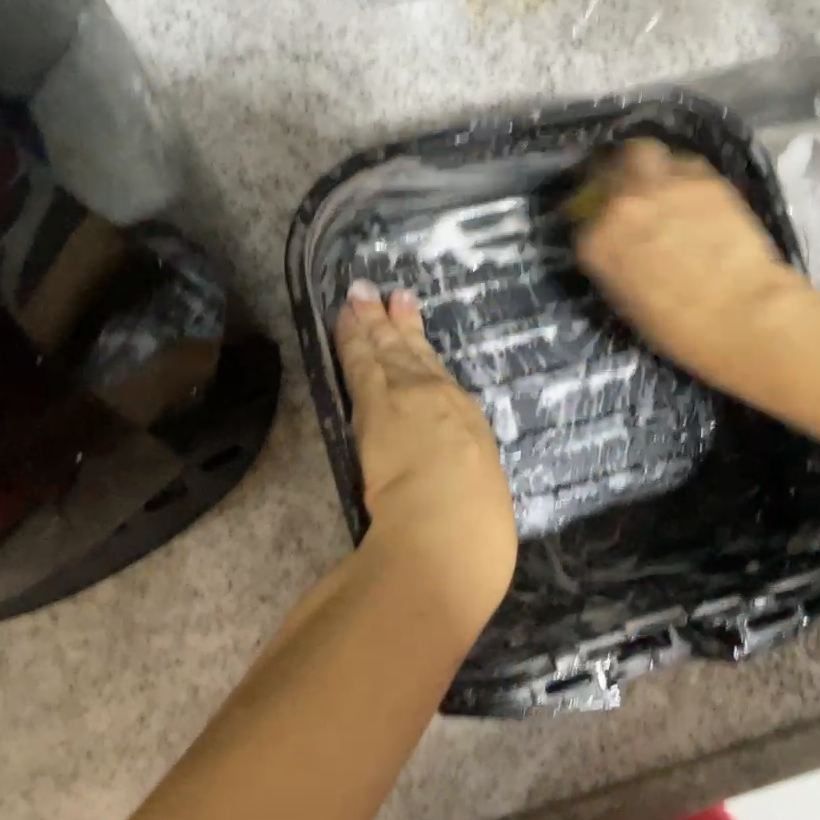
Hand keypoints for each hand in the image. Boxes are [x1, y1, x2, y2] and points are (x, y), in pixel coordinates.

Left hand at [333, 281, 516, 626]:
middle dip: (392, 322)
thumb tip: (446, 471)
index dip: (420, 345)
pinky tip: (344, 320)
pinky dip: (352, 338)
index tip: (410, 320)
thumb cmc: (475, 523)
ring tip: (357, 295)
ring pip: (383, 350)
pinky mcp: (373, 403)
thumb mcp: (476, 490)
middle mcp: (438, 398)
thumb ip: (456, 470)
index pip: (437, 374)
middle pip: (409, 353)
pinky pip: (360, 362)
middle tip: (379, 293)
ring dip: (368, 321)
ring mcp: (405, 395)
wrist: (448, 526)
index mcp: (466, 420)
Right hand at [576, 139, 809, 394]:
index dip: (596, 222)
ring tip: (658, 181)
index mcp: (596, 243)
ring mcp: (662, 186)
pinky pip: (684, 164)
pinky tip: (692, 194)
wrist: (741, 313)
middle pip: (606, 171)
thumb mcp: (627, 302)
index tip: (606, 229)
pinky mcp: (704, 178)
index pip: (583, 219)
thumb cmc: (679, 328)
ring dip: (645, 165)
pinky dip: (682, 174)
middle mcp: (622, 205)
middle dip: (612, 178)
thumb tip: (623, 251)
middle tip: (625, 190)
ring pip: (642, 152)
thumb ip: (615, 265)